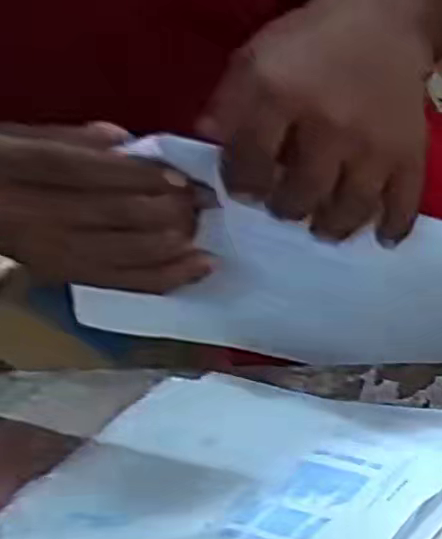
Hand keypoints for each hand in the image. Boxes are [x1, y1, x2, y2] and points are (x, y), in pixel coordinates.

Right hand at [0, 123, 211, 292]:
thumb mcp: (7, 143)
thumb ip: (63, 140)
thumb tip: (121, 138)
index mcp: (2, 165)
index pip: (75, 168)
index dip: (136, 174)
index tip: (180, 178)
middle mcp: (24, 210)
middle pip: (117, 210)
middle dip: (171, 207)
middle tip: (200, 202)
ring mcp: (50, 250)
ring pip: (135, 247)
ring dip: (180, 237)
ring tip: (200, 225)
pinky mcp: (73, 277)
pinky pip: (137, 280)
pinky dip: (180, 272)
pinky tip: (206, 260)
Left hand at [198, 0, 435, 243]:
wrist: (382, 36)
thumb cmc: (313, 46)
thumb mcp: (256, 60)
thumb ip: (235, 102)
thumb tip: (216, 145)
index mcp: (281, 95)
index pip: (251, 152)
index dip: (242, 180)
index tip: (242, 197)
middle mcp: (329, 128)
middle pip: (305, 186)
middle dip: (290, 207)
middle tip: (285, 215)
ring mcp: (377, 151)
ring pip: (353, 203)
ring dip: (336, 224)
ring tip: (325, 233)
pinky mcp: (412, 162)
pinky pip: (405, 205)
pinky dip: (395, 227)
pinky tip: (384, 241)